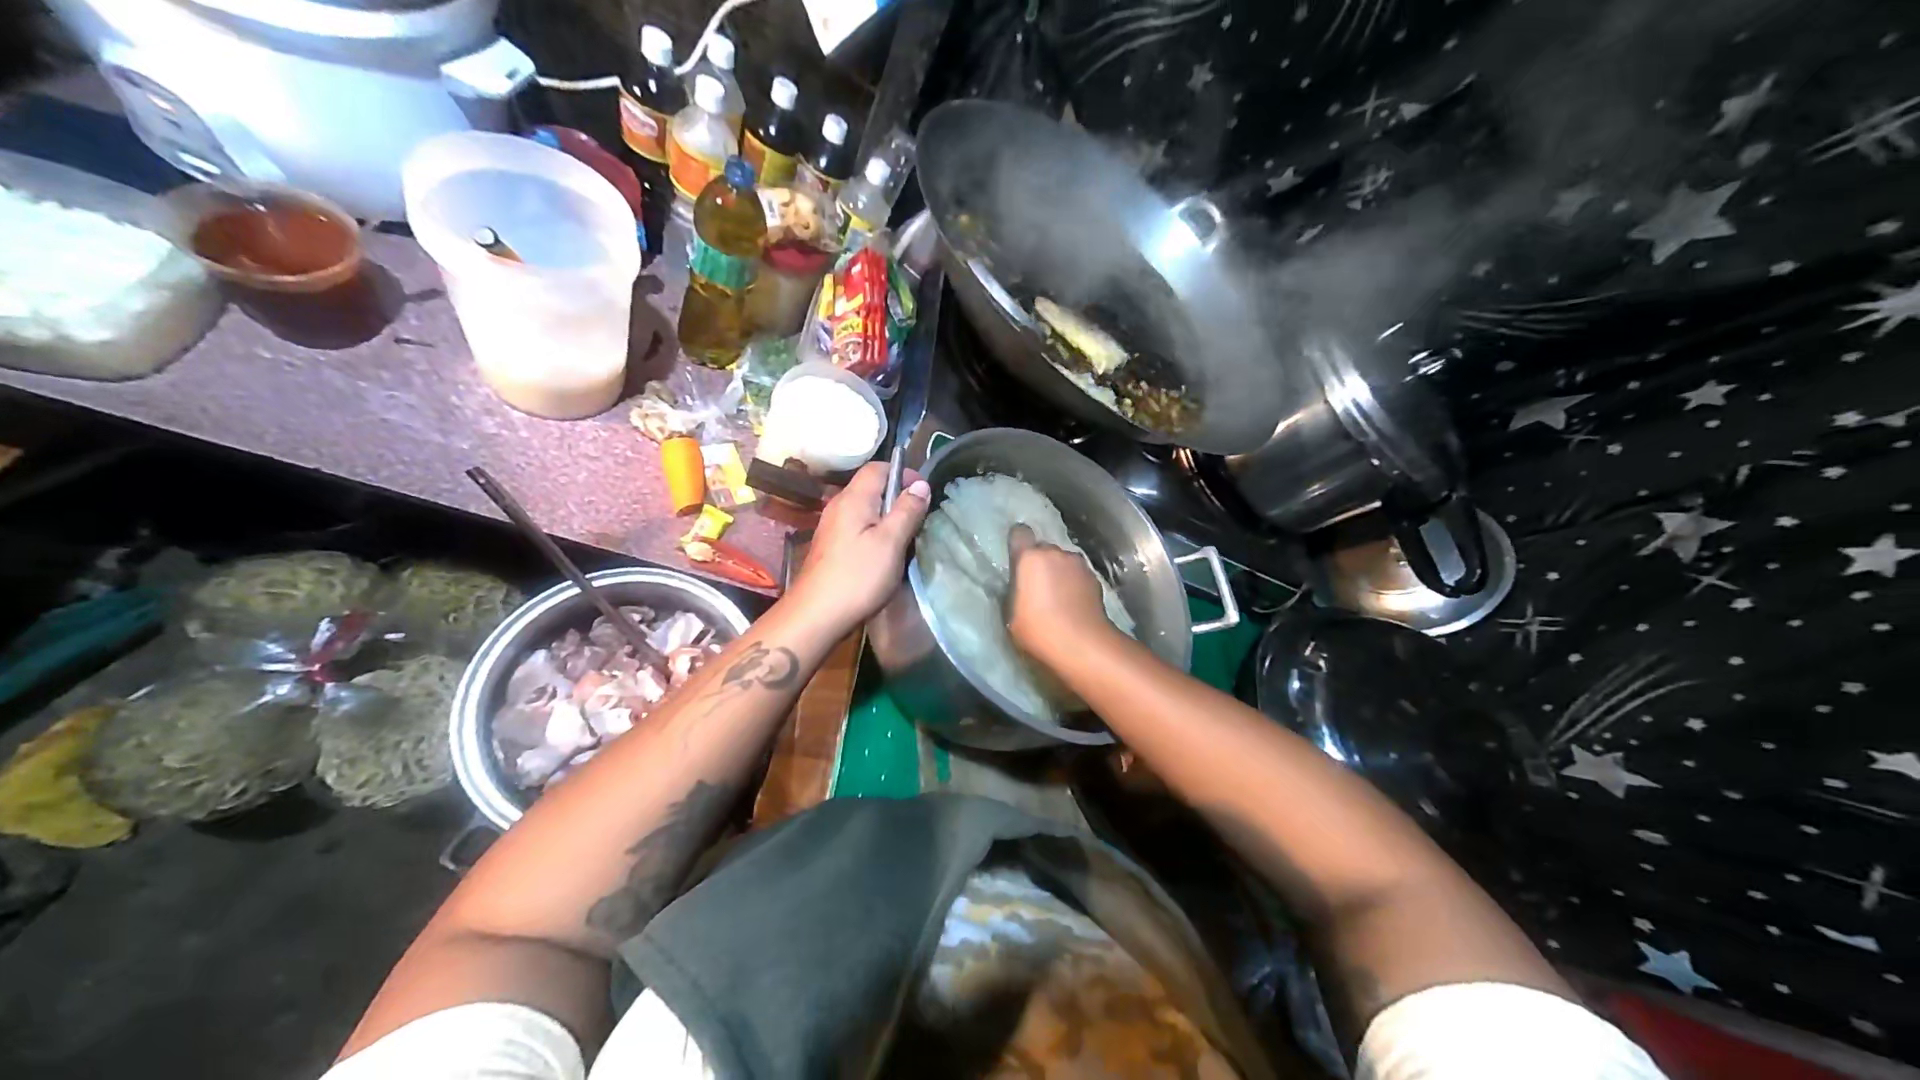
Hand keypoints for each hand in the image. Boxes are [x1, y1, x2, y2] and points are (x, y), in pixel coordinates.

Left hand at [784, 460, 929, 635]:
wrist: (816, 615)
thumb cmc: (858, 576)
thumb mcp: (891, 542)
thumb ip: (907, 510)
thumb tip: (920, 484)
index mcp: (853, 498)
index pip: (878, 468)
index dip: (903, 473)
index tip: (923, 493)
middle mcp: (839, 506)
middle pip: (871, 487)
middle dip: (897, 496)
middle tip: (919, 517)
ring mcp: (832, 527)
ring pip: (865, 509)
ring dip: (887, 517)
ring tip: (906, 536)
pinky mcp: (831, 547)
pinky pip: (857, 527)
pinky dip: (875, 532)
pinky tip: (885, 553)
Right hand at [1006, 524, 1117, 663]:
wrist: (1082, 644)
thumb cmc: (1038, 630)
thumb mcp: (1011, 615)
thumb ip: (1013, 591)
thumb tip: (1019, 585)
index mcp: (1029, 558)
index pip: (1019, 533)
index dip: (1018, 543)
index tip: (1017, 559)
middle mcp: (1055, 553)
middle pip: (1043, 548)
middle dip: (1040, 562)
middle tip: (1037, 586)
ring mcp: (1078, 564)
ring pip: (1063, 561)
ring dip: (1059, 571)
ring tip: (1058, 596)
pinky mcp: (1095, 578)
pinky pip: (1078, 574)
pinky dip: (1074, 583)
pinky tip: (1073, 602)